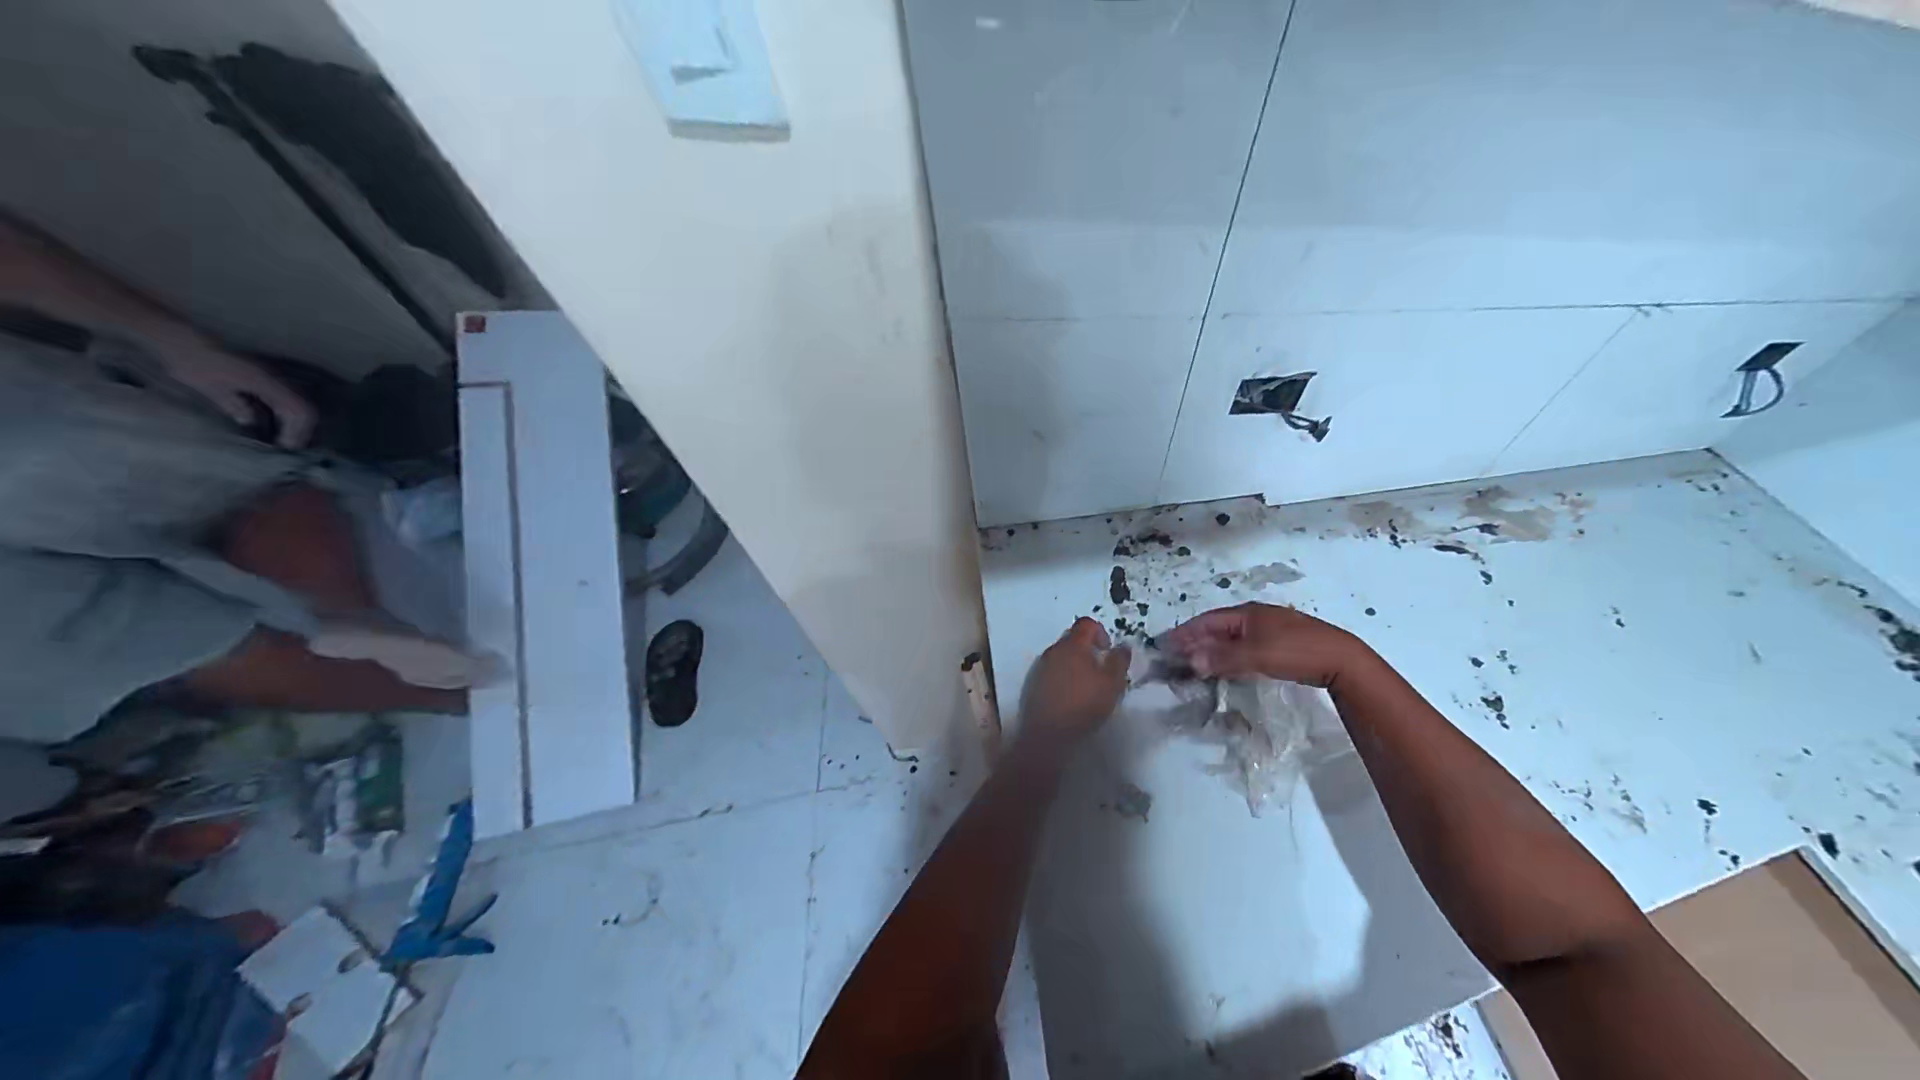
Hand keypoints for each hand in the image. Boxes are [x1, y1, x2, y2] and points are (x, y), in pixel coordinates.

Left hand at [156, 338, 315, 448]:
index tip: (285, 446)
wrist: (179, 338)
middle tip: (287, 445)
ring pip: (296, 404)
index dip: (297, 431)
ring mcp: (270, 378)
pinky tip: (272, 422)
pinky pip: (283, 399)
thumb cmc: (193, 363)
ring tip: (282, 437)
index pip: (298, 411)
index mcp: (267, 384)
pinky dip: (283, 414)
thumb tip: (250, 421)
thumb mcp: (211, 388)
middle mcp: (275, 380)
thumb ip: (235, 406)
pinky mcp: (261, 377)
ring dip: (293, 422)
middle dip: (299, 429)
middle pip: (303, 409)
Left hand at [1018, 617, 1129, 744]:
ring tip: (1086, 686)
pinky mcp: (1032, 683)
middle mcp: (1053, 651)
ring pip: (1061, 655)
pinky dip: (1062, 676)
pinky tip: (1070, 696)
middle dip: (1088, 648)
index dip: (1101, 632)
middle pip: (1072, 638)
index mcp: (1072, 646)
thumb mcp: (1113, 684)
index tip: (1108, 652)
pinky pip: (1051, 670)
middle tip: (1100, 670)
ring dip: (1074, 663)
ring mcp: (1040, 667)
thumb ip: (1119, 661)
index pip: (1086, 624)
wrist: (1048, 734)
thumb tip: (1122, 646)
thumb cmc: (1084, 705)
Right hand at [1160, 602, 1367, 687]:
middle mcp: (1257, 618)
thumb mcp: (1256, 655)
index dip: (1186, 632)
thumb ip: (1222, 658)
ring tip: (1196, 664)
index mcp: (1248, 613)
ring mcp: (1271, 631)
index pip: (1208, 621)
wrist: (1342, 661)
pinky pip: (1245, 649)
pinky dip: (1230, 657)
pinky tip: (1226, 668)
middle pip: (1218, 629)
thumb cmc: (1296, 651)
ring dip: (1213, 651)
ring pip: (1232, 639)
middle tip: (1177, 656)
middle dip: (1197, 641)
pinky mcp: (1282, 647)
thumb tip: (1190, 662)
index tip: (1166, 644)